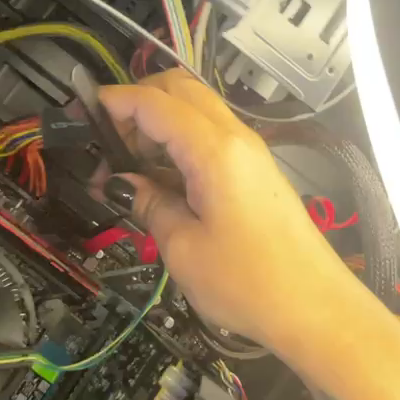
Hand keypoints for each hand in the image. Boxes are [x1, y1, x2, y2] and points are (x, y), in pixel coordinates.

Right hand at [97, 71, 368, 358]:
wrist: (319, 311)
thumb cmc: (250, 284)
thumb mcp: (183, 248)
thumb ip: (148, 204)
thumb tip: (121, 184)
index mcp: (214, 150)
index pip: (154, 102)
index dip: (113, 101)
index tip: (81, 114)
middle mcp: (234, 137)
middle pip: (177, 89)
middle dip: (136, 103)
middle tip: (107, 144)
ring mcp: (248, 151)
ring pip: (194, 109)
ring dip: (157, 123)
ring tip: (128, 168)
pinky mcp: (253, 169)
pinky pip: (208, 134)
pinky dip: (177, 141)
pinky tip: (159, 180)